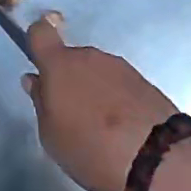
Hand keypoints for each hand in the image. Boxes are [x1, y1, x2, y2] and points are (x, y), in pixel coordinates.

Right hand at [21, 13, 180, 190]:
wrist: (155, 159)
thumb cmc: (90, 148)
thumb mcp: (51, 136)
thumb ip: (41, 102)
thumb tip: (36, 80)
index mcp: (60, 65)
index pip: (41, 32)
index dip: (37, 40)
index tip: (39, 61)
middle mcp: (90, 56)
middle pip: (72, 59)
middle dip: (70, 80)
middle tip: (72, 115)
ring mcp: (120, 67)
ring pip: (97, 72)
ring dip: (95, 91)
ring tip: (101, 130)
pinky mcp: (144, 82)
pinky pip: (119, 85)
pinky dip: (117, 100)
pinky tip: (122, 131)